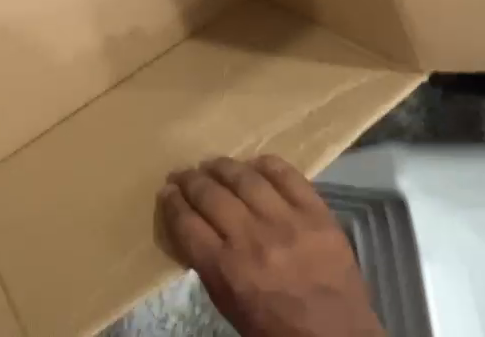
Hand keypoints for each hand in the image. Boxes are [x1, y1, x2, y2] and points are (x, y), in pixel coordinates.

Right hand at [158, 156, 383, 336]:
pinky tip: (254, 166)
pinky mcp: (317, 215)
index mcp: (226, 270)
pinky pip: (286, 175)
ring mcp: (287, 223)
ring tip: (213, 165)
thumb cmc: (275, 330)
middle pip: (209, 193)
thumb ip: (207, 262)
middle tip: (183, 175)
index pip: (185, 221)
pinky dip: (265, 165)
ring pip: (243, 177)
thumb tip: (189, 222)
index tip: (167, 191)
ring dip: (221, 166)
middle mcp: (252, 239)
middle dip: (189, 180)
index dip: (171, 201)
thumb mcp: (228, 304)